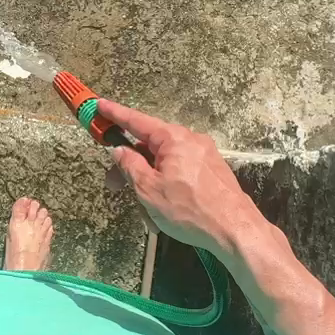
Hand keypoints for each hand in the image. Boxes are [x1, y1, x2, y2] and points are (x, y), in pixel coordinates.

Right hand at [100, 99, 263, 254]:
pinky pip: (181, 172)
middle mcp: (190, 139)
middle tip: (113, 184)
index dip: (115, 113)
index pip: (136, 120)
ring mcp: (204, 155)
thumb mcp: (149, 189)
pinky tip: (165, 212)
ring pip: (165, 163)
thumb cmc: (189, 209)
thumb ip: (130, 165)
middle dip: (132, 165)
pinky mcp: (212, 171)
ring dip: (150, 182)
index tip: (99, 104)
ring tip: (147, 213)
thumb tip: (119, 150)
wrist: (235, 230)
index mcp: (173, 138)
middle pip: (151, 146)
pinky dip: (167, 186)